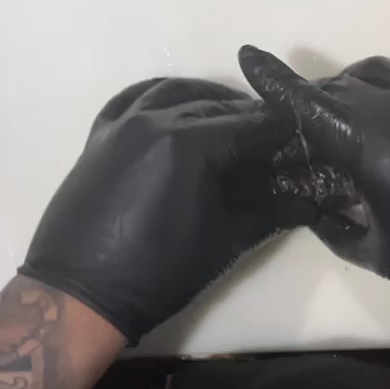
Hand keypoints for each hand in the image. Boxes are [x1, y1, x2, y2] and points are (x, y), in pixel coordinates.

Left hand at [21, 78, 295, 341]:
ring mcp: (123, 123)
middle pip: (218, 106)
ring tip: (233, 119)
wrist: (80, 296)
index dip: (283, 133)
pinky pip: (133, 98)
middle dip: (252, 120)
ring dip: (209, 99)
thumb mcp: (224, 242)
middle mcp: (155, 120)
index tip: (304, 141)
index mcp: (190, 145)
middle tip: (276, 140)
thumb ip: (271, 213)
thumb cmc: (159, 274)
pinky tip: (178, 108)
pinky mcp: (99, 135)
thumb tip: (309, 199)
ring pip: (175, 92)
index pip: (252, 126)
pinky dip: (161, 96)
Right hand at [239, 46, 389, 347]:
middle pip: (342, 85)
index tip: (249, 56)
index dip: (273, 80)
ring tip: (351, 111)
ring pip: (383, 73)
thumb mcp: (376, 252)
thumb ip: (332, 225)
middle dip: (316, 96)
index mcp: (368, 143)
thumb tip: (311, 206)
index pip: (308, 102)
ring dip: (357, 85)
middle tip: (306, 125)